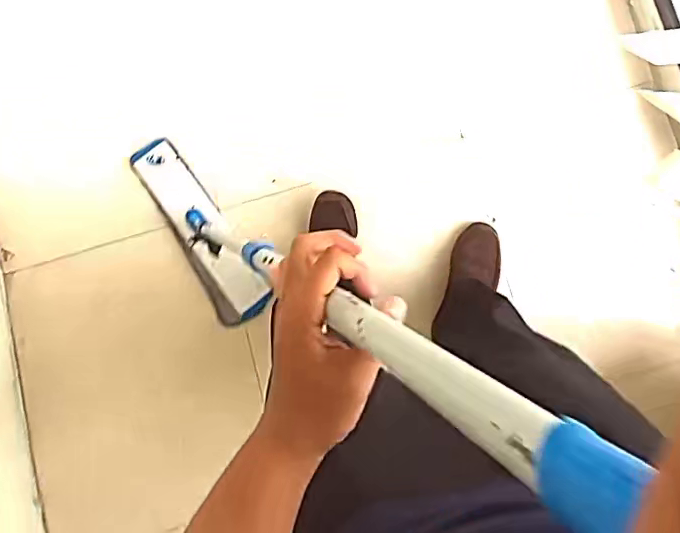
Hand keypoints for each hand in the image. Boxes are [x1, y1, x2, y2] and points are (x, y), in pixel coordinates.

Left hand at [256, 230, 405, 461]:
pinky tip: (339, 291)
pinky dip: (319, 273)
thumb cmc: (313, 413)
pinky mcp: (291, 322)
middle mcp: (289, 307)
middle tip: (359, 255)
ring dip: (326, 255)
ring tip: (353, 268)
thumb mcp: (356, 377)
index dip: (355, 269)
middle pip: (303, 248)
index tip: (371, 293)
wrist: (291, 437)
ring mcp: (286, 313)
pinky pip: (297, 280)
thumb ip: (379, 339)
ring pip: (298, 261)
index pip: (326, 262)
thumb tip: (392, 309)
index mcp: (300, 313)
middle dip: (335, 242)